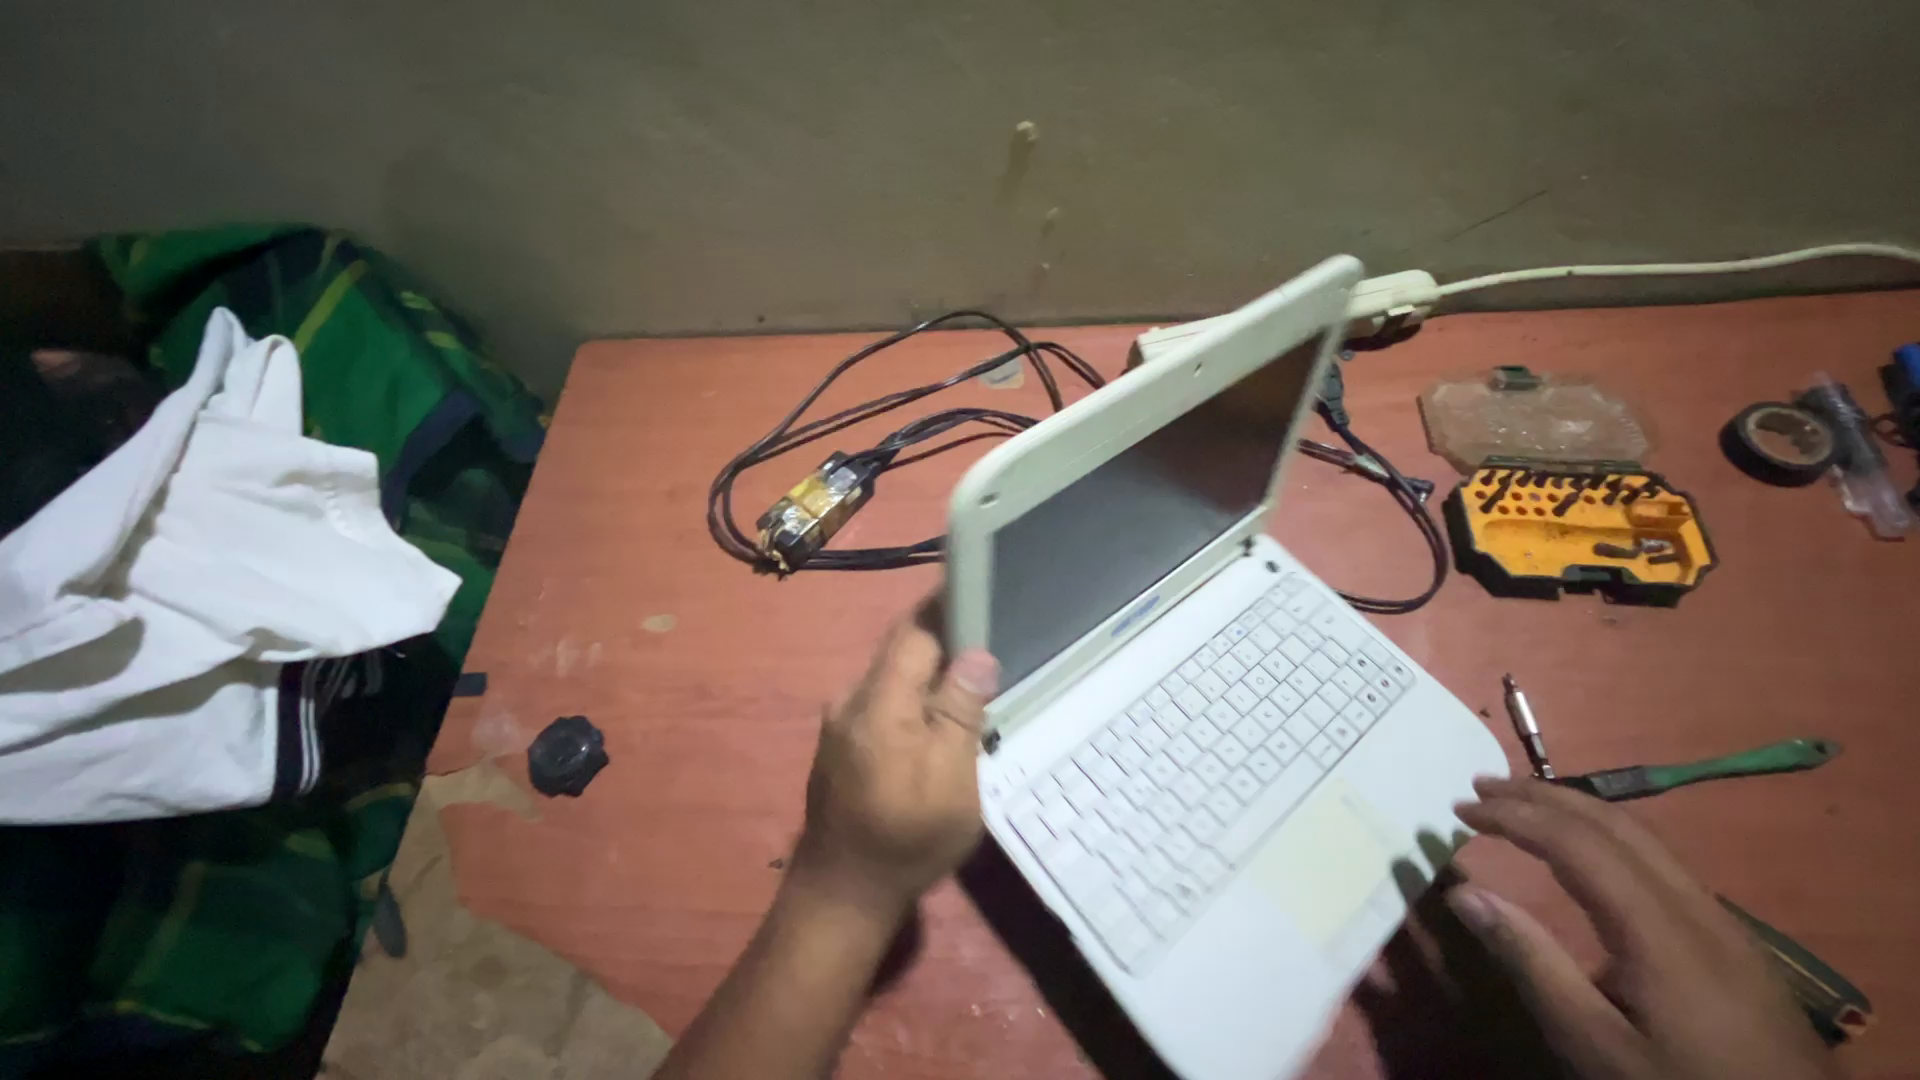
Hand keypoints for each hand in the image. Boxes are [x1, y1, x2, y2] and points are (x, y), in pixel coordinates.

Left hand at [789, 603, 997, 920]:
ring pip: (891, 675)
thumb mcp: (950, 780)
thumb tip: (976, 655)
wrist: (841, 894)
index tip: (977, 587)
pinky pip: (882, 700)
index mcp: (880, 701)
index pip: (914, 631)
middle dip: (941, 636)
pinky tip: (937, 716)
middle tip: (987, 635)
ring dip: (928, 669)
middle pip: (900, 649)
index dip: (944, 605)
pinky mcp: (841, 742)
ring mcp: (840, 721)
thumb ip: (960, 713)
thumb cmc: (905, 839)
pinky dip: (912, 696)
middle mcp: (852, 699)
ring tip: (970, 676)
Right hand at [1451, 778, 1839, 1079]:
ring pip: (1641, 837)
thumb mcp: (1594, 1045)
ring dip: (1572, 809)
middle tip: (1481, 786)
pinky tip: (1578, 849)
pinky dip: (1601, 834)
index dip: (1516, 816)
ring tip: (1520, 804)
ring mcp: (1722, 922)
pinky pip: (1657, 860)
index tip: (1461, 809)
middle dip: (1542, 796)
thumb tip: (1463, 893)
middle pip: (1614, 824)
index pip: (1578, 843)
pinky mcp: (1731, 940)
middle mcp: (1697, 909)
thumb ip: (1530, 963)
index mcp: (1662, 931)